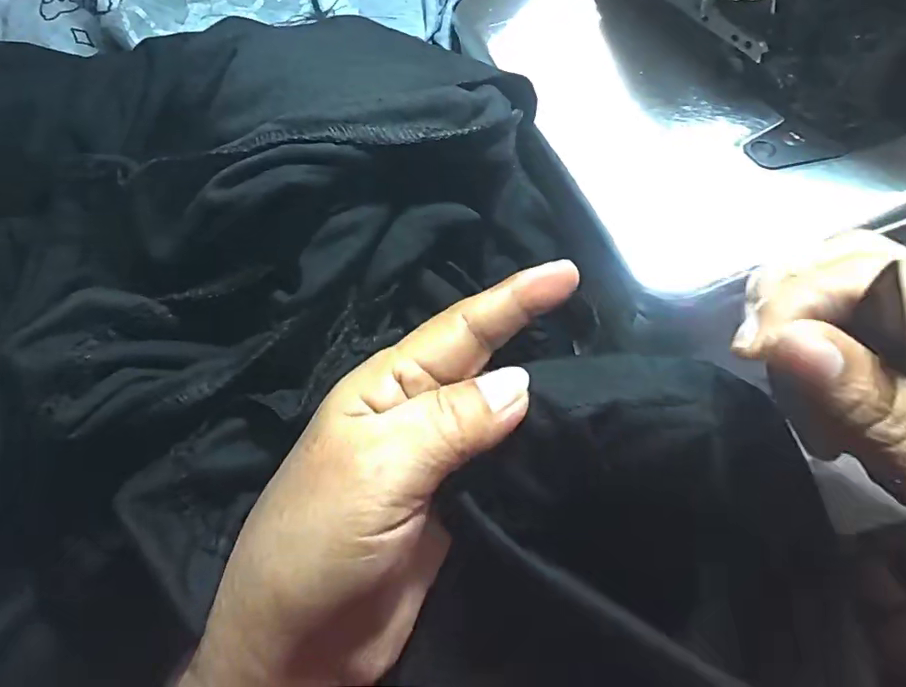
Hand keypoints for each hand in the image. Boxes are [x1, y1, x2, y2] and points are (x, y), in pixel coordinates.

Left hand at [178, 261, 580, 686]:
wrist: (297, 635)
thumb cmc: (318, 533)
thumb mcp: (378, 466)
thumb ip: (449, 423)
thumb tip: (522, 378)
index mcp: (386, 385)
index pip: (458, 330)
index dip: (511, 299)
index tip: (566, 271)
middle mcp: (414, 413)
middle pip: (483, 364)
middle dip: (531, 331)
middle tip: (596, 308)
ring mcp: (437, 464)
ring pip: (500, 417)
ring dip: (545, 396)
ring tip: (607, 372)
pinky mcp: (458, 512)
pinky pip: (506, 472)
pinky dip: (540, 456)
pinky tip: (579, 446)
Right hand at [733, 232, 905, 686]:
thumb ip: (886, 417)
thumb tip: (788, 339)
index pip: (886, 277)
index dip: (804, 298)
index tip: (754, 355)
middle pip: (866, 268)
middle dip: (796, 302)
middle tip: (764, 362)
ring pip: (855, 301)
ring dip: (806, 339)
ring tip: (806, 411)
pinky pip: (865, 349)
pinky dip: (825, 372)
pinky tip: (829, 424)